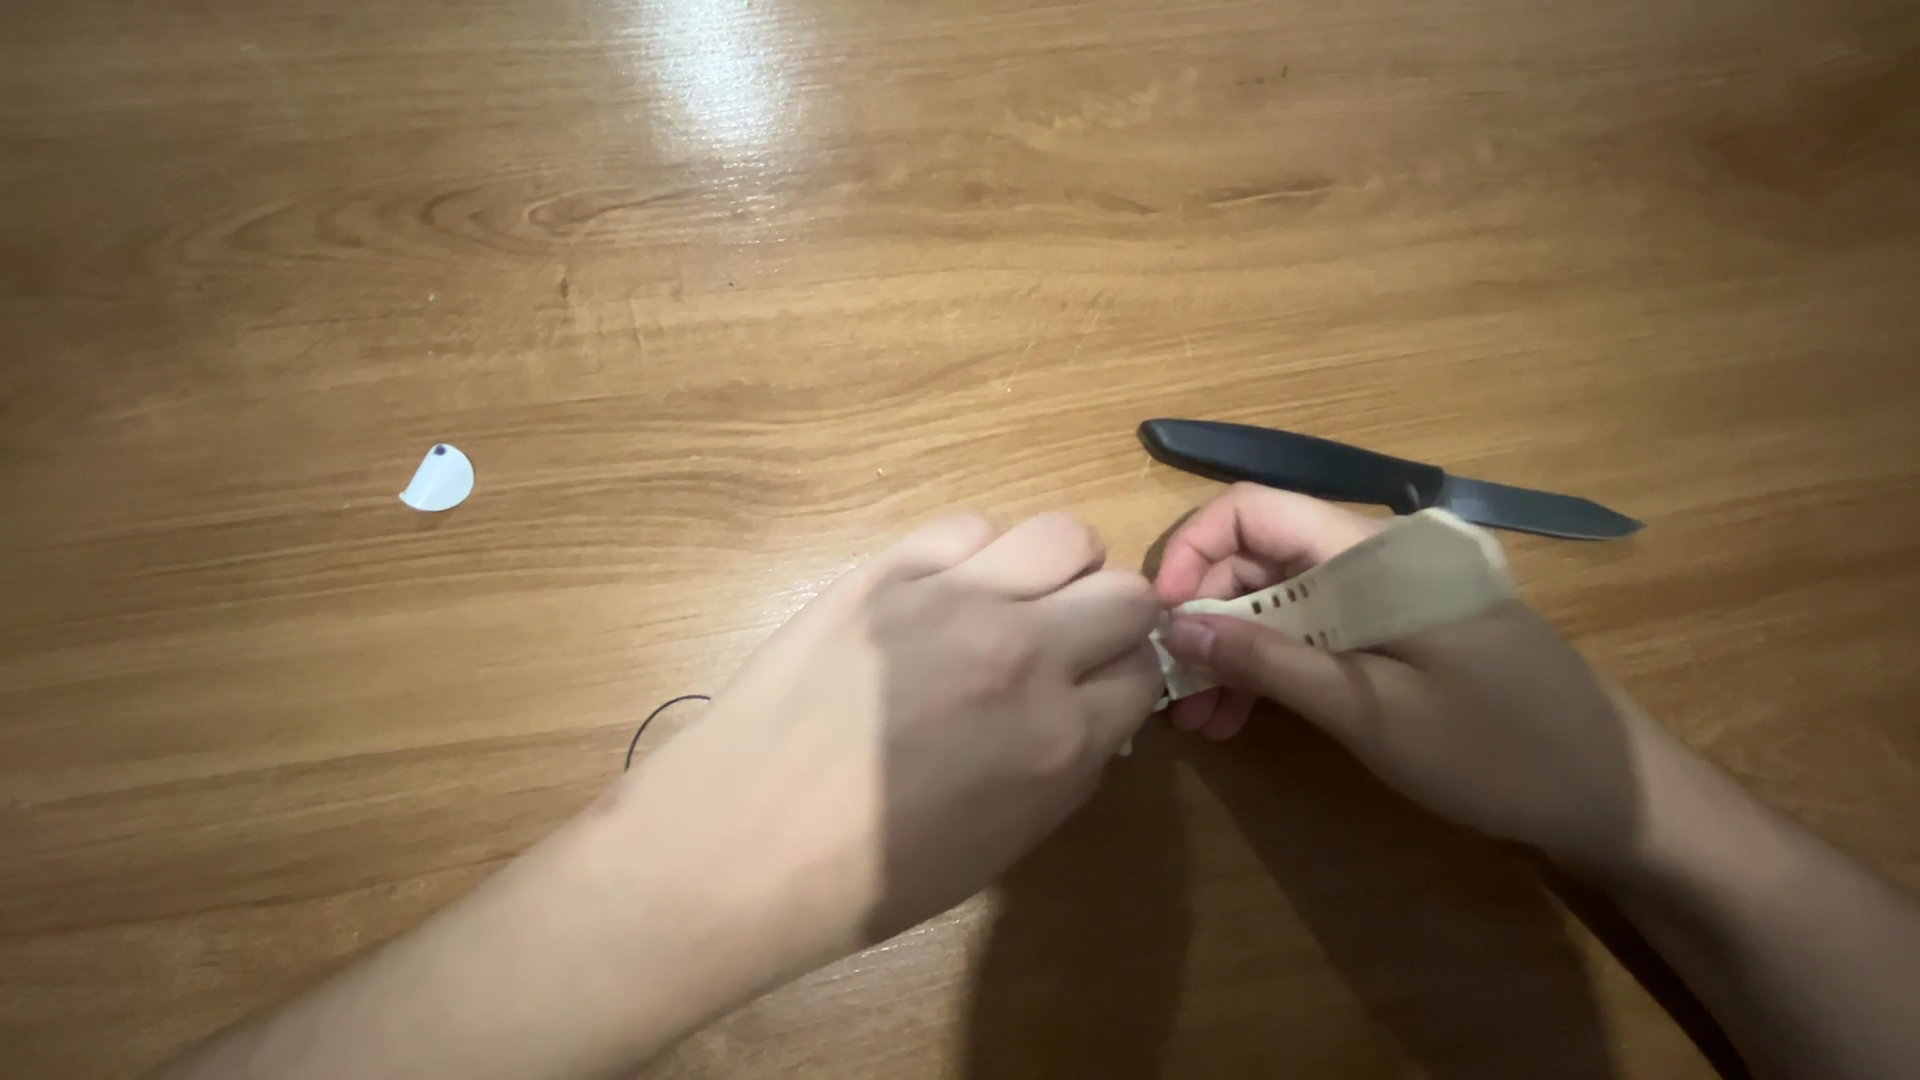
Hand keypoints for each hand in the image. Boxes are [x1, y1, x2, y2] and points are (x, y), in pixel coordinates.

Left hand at [616, 512, 1162, 976]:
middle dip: (1114, 616)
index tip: (1101, 680)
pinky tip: (948, 589)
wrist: (742, 838)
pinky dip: (978, 554)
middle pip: (1127, 592)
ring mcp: (952, 600)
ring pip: (1063, 535)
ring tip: (1017, 597)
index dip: (1126, 675)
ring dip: (1059, 569)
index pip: (1144, 669)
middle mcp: (1023, 653)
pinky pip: (968, 527)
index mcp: (1061, 740)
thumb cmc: (875, 871)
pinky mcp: (888, 571)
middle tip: (1069, 636)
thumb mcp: (1006, 838)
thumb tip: (1095, 703)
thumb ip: (1069, 760)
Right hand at [1155, 483, 1667, 871]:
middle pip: (1254, 557)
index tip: (1161, 614)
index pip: (1253, 508)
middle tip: (1168, 683)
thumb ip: (1266, 661)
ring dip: (1225, 651)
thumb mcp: (1369, 710)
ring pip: (1271, 601)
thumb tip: (1171, 623)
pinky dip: (1263, 669)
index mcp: (1370, 552)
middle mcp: (1366, 559)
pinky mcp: (1380, 634)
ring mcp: (1373, 597)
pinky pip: (1302, 634)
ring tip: (1195, 718)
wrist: (1619, 800)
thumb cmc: (1498, 749)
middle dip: (1201, 615)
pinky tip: (1233, 718)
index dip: (1193, 548)